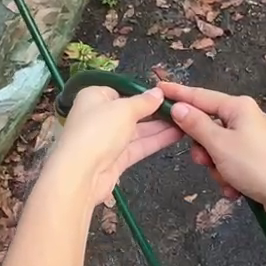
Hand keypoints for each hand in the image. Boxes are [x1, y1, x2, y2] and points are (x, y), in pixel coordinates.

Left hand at [50, 86, 181, 202]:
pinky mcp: (114, 159)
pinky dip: (155, 141)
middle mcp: (99, 117)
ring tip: (184, 122)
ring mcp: (106, 140)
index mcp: (94, 97)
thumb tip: (158, 93)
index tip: (164, 94)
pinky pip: (138, 147)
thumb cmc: (97, 131)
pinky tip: (175, 135)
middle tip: (180, 109)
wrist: (81, 174)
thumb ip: (144, 102)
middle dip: (154, 112)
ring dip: (159, 127)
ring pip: (137, 131)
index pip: (121, 91)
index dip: (142, 93)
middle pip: (131, 112)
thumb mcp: (124, 109)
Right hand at [157, 82, 265, 217]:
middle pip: (207, 127)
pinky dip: (228, 177)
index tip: (158, 89)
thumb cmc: (257, 166)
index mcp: (238, 107)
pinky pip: (230, 163)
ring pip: (216, 149)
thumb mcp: (219, 145)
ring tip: (227, 179)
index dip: (177, 94)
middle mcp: (245, 118)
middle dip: (202, 148)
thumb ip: (196, 125)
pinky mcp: (255, 159)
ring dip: (216, 167)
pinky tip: (235, 189)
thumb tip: (178, 107)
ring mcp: (251, 139)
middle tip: (204, 160)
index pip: (200, 96)